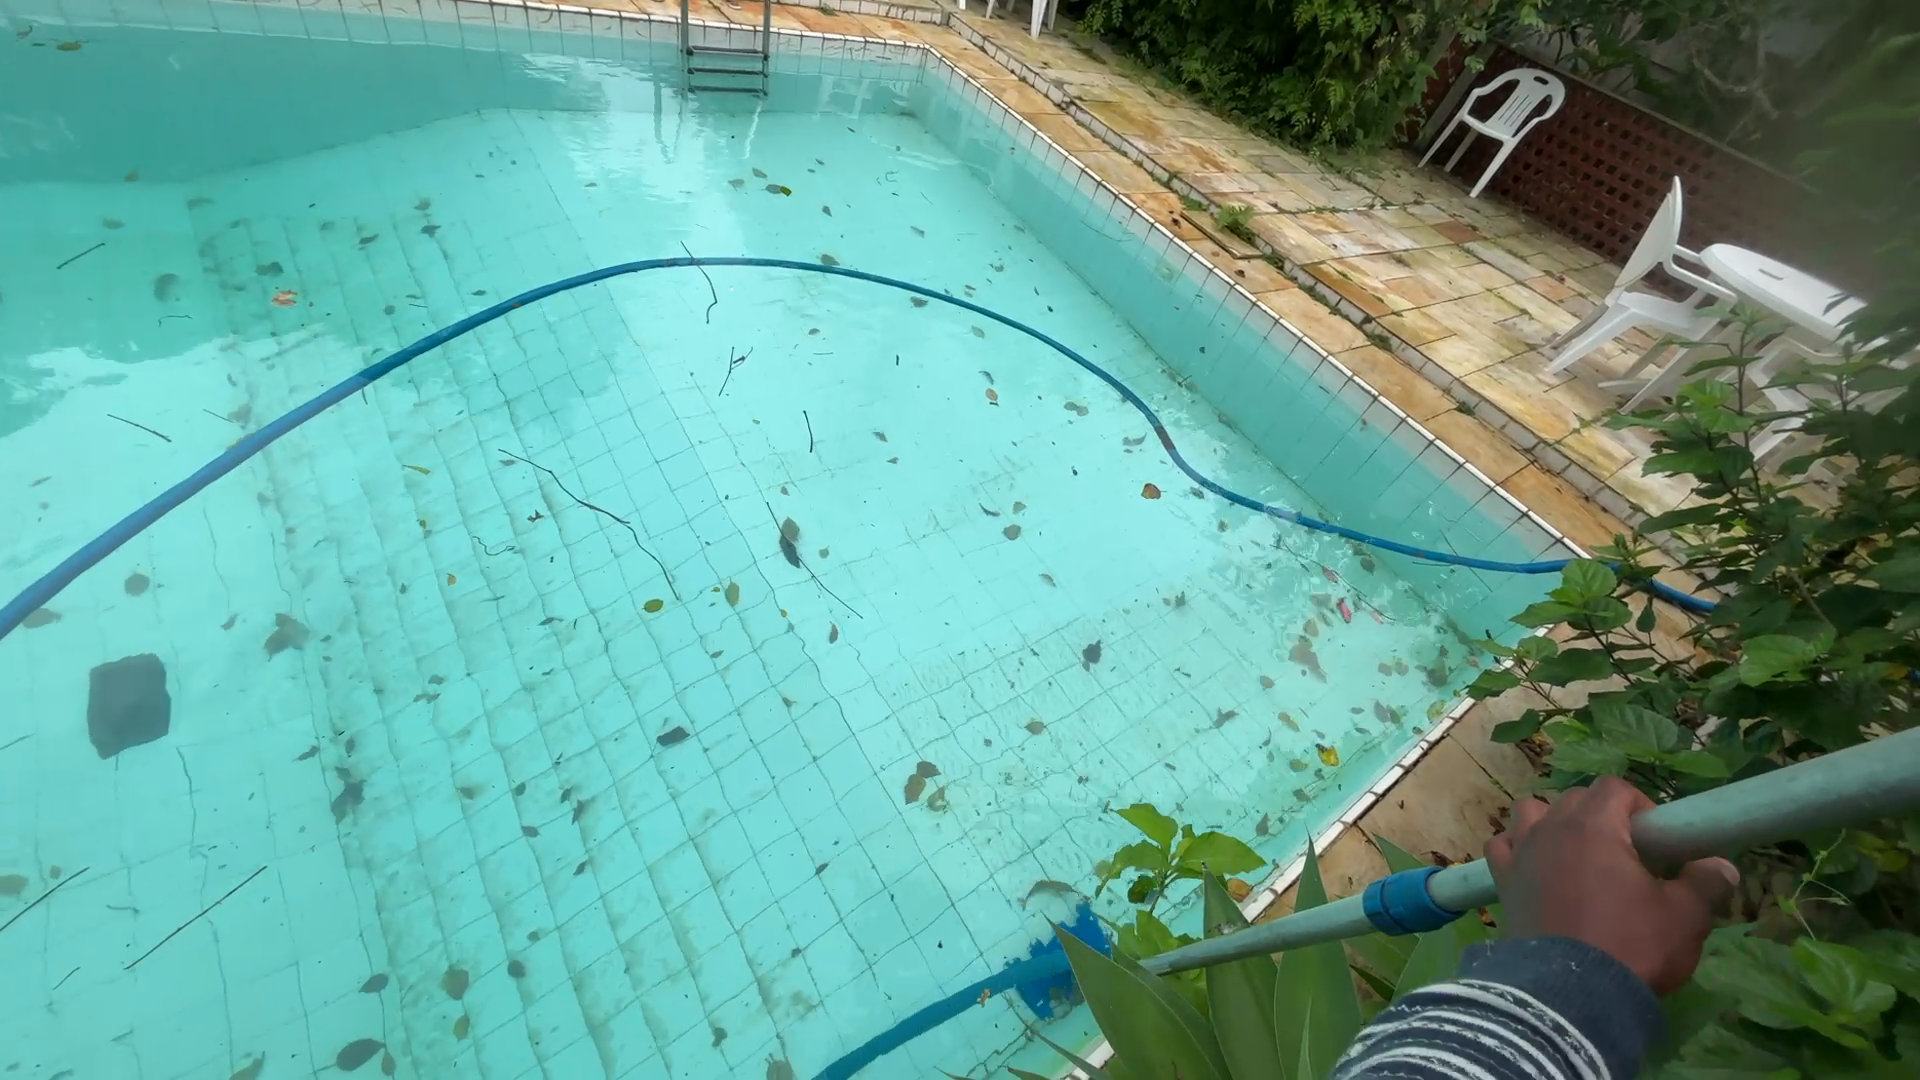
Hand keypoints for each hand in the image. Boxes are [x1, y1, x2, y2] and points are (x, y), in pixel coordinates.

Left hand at [1485, 775, 1738, 995]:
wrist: (1572, 983)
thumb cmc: (1632, 942)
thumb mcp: (1684, 916)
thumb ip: (1703, 883)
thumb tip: (1721, 864)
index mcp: (1592, 827)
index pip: (1611, 787)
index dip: (1638, 803)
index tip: (1659, 835)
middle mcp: (1548, 828)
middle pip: (1572, 798)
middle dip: (1602, 813)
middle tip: (1630, 851)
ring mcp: (1519, 849)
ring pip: (1529, 812)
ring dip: (1552, 821)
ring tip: (1580, 852)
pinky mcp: (1501, 874)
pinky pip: (1503, 843)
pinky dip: (1517, 846)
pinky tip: (1536, 864)